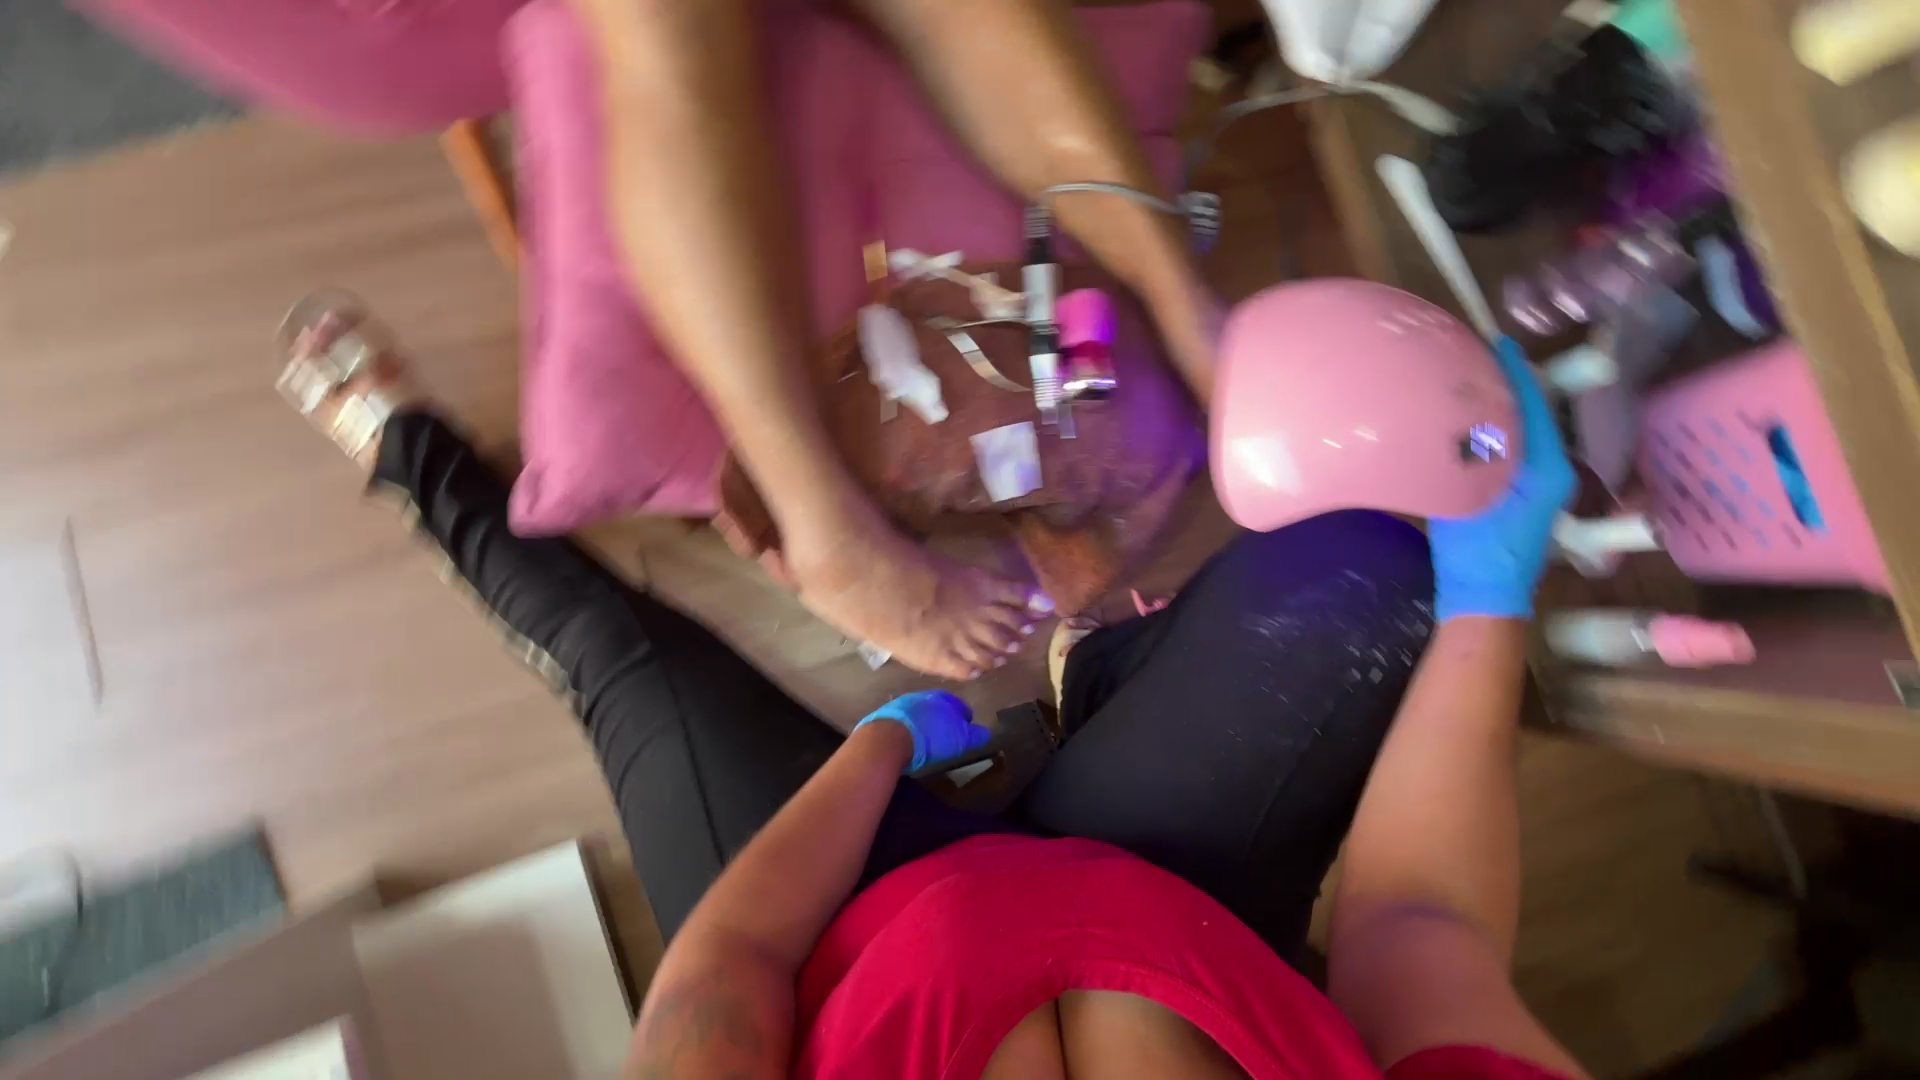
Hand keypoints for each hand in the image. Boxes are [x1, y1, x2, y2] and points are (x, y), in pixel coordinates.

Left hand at [853, 690, 991, 772]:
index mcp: (946, 698)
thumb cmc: (932, 738)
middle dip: (945, 719)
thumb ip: (975, 735)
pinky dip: (909, 727)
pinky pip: (905, 719)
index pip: (962, 706)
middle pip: (941, 707)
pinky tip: (909, 739)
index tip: (966, 732)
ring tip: (927, 739)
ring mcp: (906, 702)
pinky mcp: (889, 712)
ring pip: (922, 711)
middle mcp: (926, 695)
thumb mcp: (960, 740)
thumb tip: (987, 733)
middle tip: (946, 736)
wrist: (891, 737)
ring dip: (926, 722)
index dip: (965, 719)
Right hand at [1428, 337, 1576, 621]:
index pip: (1535, 406)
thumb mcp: (1472, 494)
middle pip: (1533, 416)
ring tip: (1471, 386)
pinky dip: (1495, 433)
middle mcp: (1552, 470)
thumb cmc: (1479, 547)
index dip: (1516, 373)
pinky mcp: (1520, 496)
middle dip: (1509, 386)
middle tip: (1477, 360)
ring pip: (1522, 433)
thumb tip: (1467, 414)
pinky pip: (1512, 451)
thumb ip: (1474, 453)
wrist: (1483, 595)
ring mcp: (1538, 485)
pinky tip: (1469, 427)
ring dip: (1500, 410)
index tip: (1497, 344)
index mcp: (1548, 465)